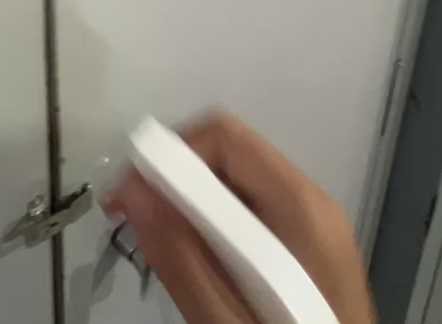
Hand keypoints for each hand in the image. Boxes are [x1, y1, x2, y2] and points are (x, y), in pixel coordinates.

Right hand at [104, 110, 375, 323]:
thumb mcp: (228, 321)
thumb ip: (182, 256)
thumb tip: (132, 187)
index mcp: (302, 208)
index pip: (223, 137)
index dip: (169, 155)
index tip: (130, 197)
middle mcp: (310, 201)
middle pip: (226, 151)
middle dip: (172, 176)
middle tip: (133, 217)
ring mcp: (310, 222)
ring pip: (230, 177)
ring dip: (186, 198)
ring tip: (158, 241)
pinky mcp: (303, 245)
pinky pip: (244, 206)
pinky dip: (208, 218)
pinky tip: (194, 257)